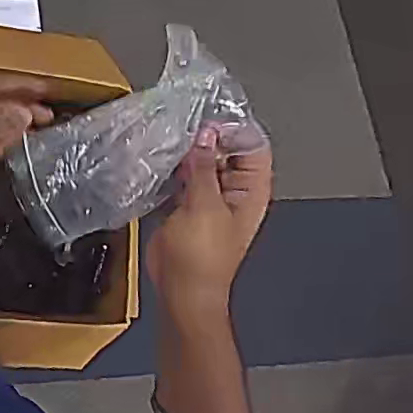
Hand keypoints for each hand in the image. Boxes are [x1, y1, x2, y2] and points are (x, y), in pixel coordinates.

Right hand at [148, 126, 272, 319]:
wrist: (181, 290)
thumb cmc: (202, 257)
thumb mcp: (205, 205)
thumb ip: (204, 167)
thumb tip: (205, 135)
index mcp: (250, 192)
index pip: (253, 147)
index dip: (234, 130)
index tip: (209, 122)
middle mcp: (233, 192)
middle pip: (226, 152)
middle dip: (207, 138)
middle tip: (183, 126)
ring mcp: (208, 199)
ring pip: (202, 164)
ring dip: (187, 153)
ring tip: (169, 139)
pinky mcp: (185, 206)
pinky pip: (182, 179)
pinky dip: (173, 169)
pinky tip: (159, 160)